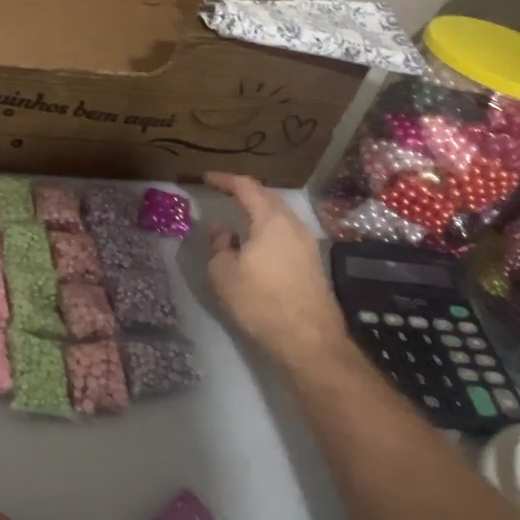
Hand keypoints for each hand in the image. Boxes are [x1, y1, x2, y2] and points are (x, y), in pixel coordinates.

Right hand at [203, 172, 346, 360]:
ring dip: (257, 213)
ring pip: (279, 217)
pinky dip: (267, 229)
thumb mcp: (224, 273)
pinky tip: (255, 243)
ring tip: (237, 219)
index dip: (225, 180)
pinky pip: (285, 234)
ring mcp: (307, 244)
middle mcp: (293, 225)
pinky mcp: (312, 263)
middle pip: (267, 198)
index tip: (207, 179)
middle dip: (244, 193)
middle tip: (222, 194)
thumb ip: (219, 245)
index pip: (246, 187)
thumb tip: (222, 229)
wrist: (308, 340)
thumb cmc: (260, 301)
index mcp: (271, 220)